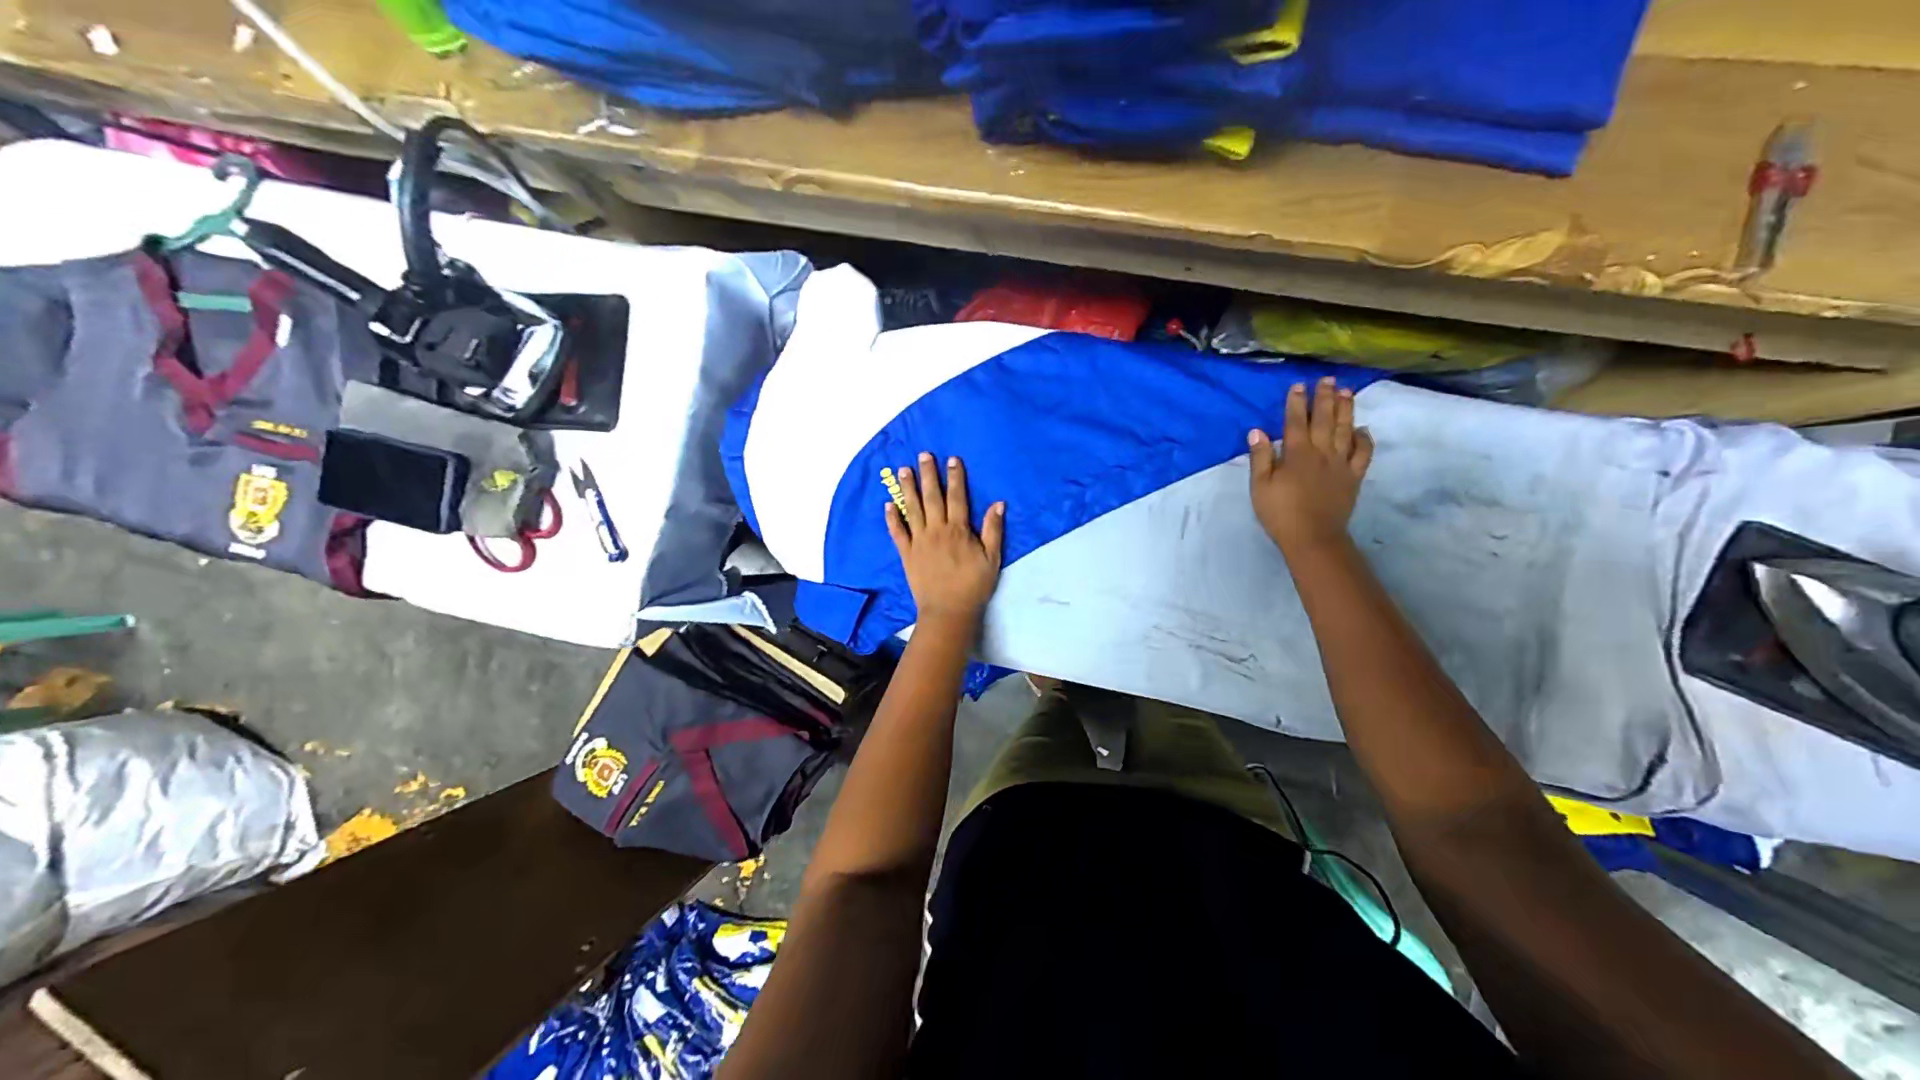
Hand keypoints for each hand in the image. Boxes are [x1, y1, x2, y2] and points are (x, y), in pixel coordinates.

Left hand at [885, 452, 1005, 623]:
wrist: (948, 611)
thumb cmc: (974, 586)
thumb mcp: (992, 558)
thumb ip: (993, 530)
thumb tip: (998, 504)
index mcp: (958, 530)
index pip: (957, 497)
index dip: (955, 477)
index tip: (952, 459)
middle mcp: (936, 530)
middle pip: (932, 497)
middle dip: (928, 475)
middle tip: (923, 455)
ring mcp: (919, 541)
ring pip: (912, 509)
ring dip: (908, 489)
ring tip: (904, 470)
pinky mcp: (906, 554)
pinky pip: (897, 532)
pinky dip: (892, 518)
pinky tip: (888, 504)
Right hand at [1248, 376, 1374, 555]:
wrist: (1313, 538)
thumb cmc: (1280, 513)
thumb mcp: (1260, 487)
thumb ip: (1261, 457)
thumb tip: (1258, 431)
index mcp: (1296, 454)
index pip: (1295, 422)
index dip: (1296, 403)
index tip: (1298, 386)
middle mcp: (1321, 452)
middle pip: (1324, 419)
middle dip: (1325, 398)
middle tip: (1328, 380)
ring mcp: (1341, 463)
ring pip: (1345, 430)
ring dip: (1346, 409)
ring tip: (1347, 392)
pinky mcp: (1353, 477)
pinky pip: (1363, 453)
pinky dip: (1364, 438)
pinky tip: (1362, 429)